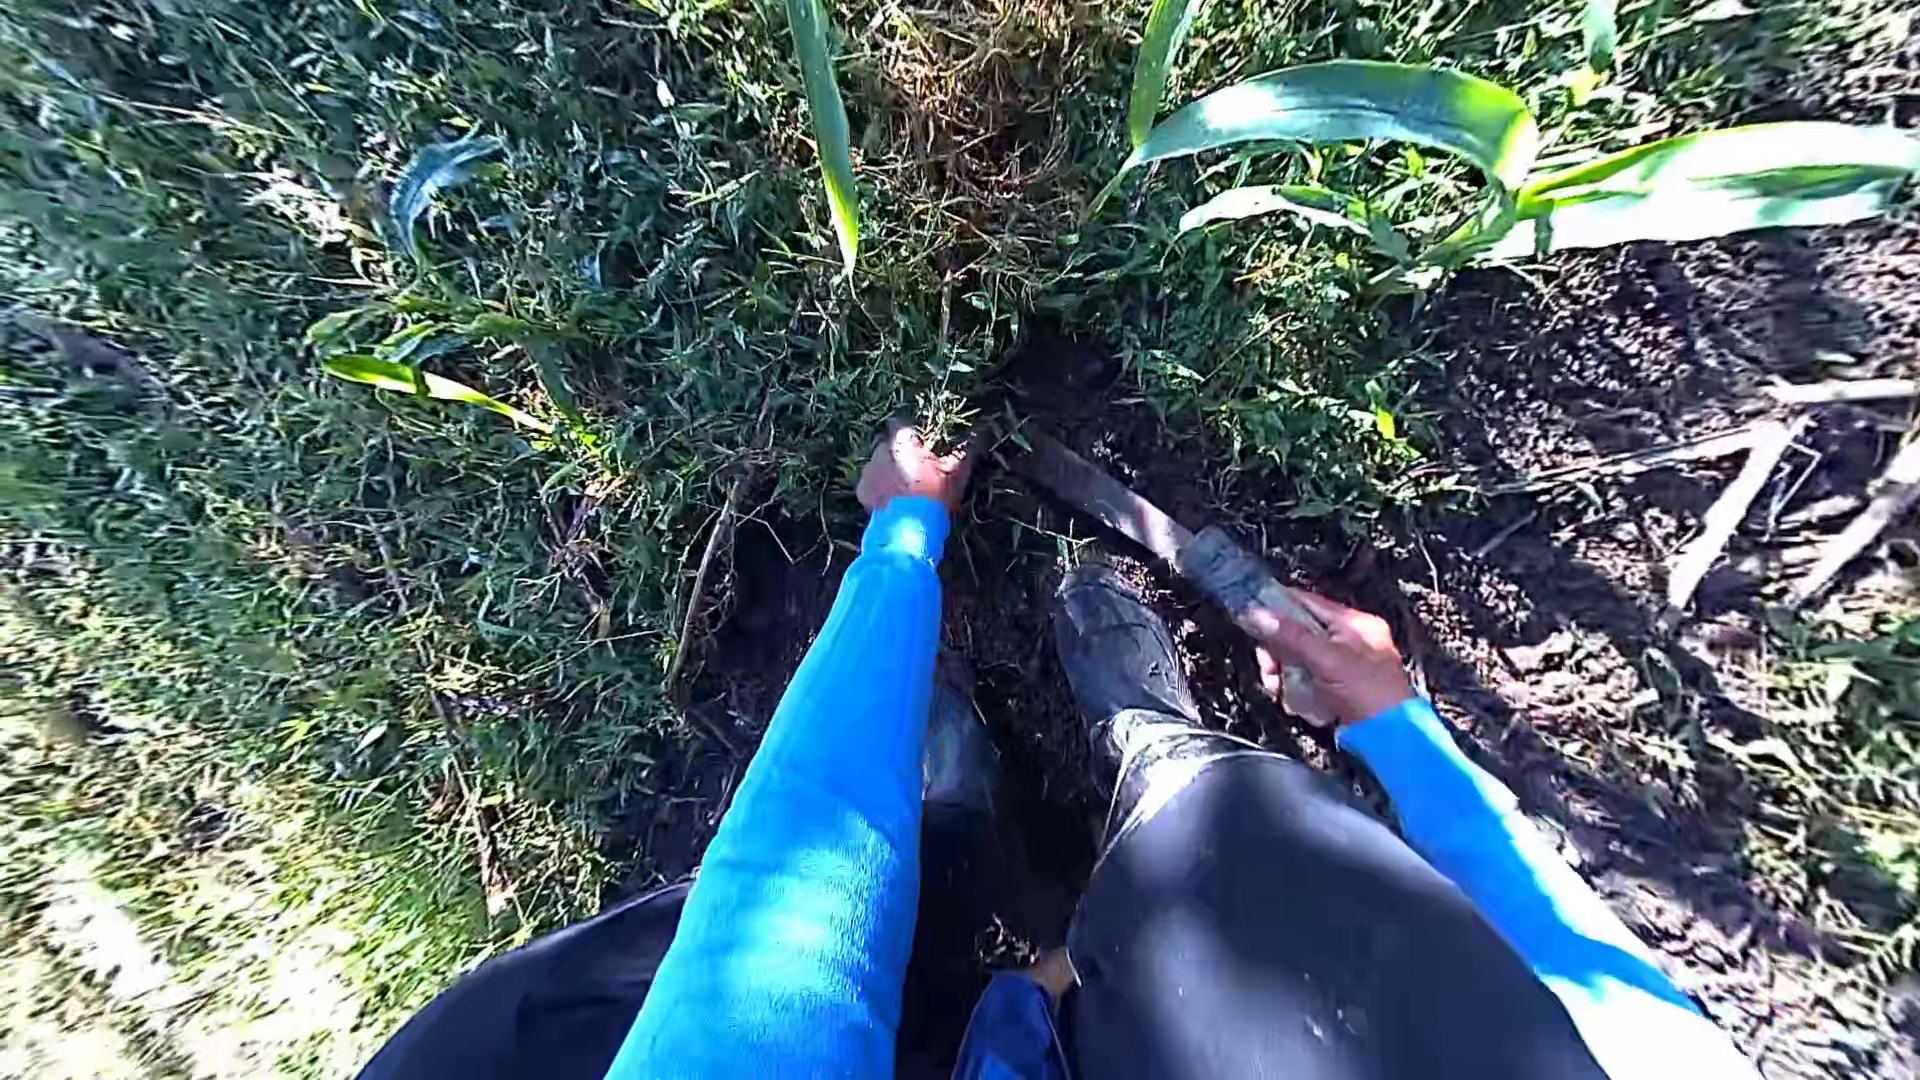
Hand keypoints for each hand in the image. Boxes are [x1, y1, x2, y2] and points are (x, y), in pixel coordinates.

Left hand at [856, 423, 971, 515]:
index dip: (917, 439)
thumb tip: (980, 434)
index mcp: (902, 439)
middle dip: (902, 456)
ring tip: (906, 493)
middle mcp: (880, 450)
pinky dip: (880, 492)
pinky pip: (872, 487)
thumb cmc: (935, 493)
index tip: (926, 451)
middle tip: (918, 474)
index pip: (906, 428)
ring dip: (890, 474)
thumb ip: (966, 450)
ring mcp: (868, 471)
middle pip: (891, 447)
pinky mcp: (862, 491)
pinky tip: (894, 503)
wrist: (911, 527)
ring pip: (880, 467)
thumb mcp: (957, 471)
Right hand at [1244, 589, 1416, 727]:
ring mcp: (1343, 662)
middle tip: (1269, 668)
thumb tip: (1256, 614)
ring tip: (1280, 688)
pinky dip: (1294, 685)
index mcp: (1354, 623)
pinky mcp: (1337, 683)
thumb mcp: (1325, 660)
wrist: (1392, 740)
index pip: (1305, 602)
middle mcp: (1349, 638)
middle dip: (1276, 651)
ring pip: (1296, 655)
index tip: (1251, 617)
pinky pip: (1304, 674)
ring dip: (1282, 672)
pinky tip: (1294, 697)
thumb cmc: (1369, 696)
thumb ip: (1290, 636)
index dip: (1275, 607)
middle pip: (1295, 631)